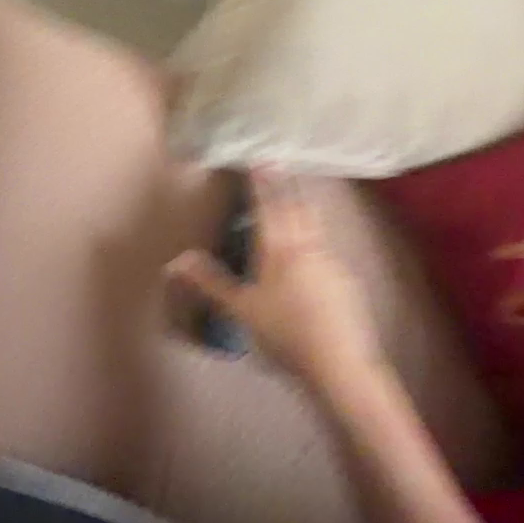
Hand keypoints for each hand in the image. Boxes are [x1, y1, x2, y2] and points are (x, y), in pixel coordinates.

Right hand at [166, 168, 386, 391]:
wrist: (339, 363)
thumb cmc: (283, 334)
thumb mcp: (240, 310)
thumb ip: (210, 283)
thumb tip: (176, 261)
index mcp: (278, 248)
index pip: (268, 205)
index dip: (262, 182)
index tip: (259, 159)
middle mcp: (307, 246)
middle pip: (297, 206)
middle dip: (286, 184)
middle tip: (281, 165)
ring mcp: (331, 262)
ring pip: (315, 225)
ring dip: (304, 207)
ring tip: (297, 199)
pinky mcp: (346, 281)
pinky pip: (327, 248)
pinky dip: (316, 238)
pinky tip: (314, 252)